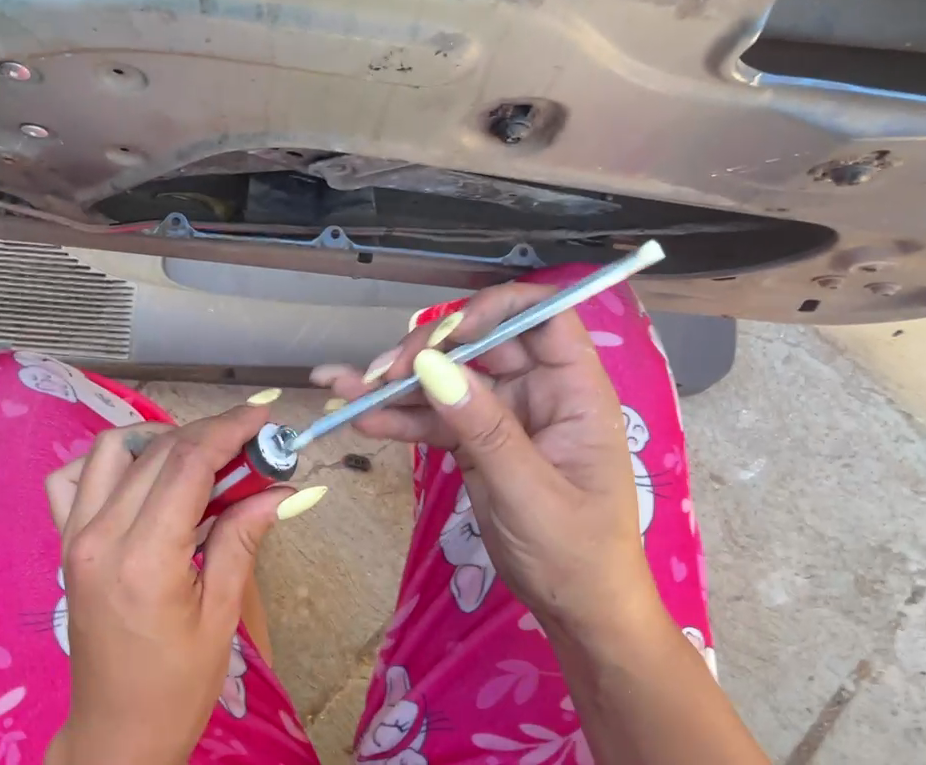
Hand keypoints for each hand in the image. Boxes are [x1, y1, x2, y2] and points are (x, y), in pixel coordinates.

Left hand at [43, 407, 297, 764]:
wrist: (115, 735)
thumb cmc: (176, 687)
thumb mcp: (221, 617)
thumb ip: (243, 540)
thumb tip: (283, 489)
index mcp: (145, 558)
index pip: (189, 463)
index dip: (230, 429)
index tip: (263, 415)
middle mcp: (101, 535)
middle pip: (158, 449)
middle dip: (209, 431)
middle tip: (250, 439)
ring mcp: (74, 536)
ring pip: (112, 449)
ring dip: (159, 437)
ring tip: (200, 456)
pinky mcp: (64, 542)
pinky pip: (73, 477)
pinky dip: (108, 461)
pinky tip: (141, 473)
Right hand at [313, 284, 659, 640]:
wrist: (578, 614)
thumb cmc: (577, 555)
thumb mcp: (531, 493)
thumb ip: (482, 427)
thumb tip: (432, 366)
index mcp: (574, 391)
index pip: (543, 318)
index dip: (496, 310)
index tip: (448, 333)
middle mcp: (538, 391)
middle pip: (480, 344)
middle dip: (428, 352)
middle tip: (383, 375)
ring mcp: (503, 415)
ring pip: (447, 379)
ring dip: (398, 384)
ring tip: (346, 389)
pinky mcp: (475, 441)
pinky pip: (433, 417)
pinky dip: (398, 418)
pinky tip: (361, 418)